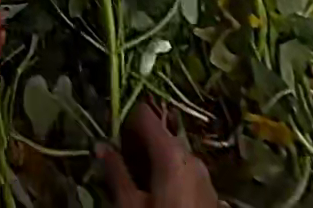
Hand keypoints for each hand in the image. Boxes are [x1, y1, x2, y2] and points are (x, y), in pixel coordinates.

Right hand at [98, 102, 219, 207]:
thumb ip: (116, 172)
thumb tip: (101, 146)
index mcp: (171, 153)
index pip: (143, 113)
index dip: (124, 120)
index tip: (112, 138)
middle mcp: (191, 157)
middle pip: (159, 135)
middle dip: (138, 145)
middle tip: (120, 165)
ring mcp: (205, 177)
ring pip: (172, 155)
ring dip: (153, 162)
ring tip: (137, 186)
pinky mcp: (211, 197)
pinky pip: (185, 174)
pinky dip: (169, 177)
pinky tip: (158, 199)